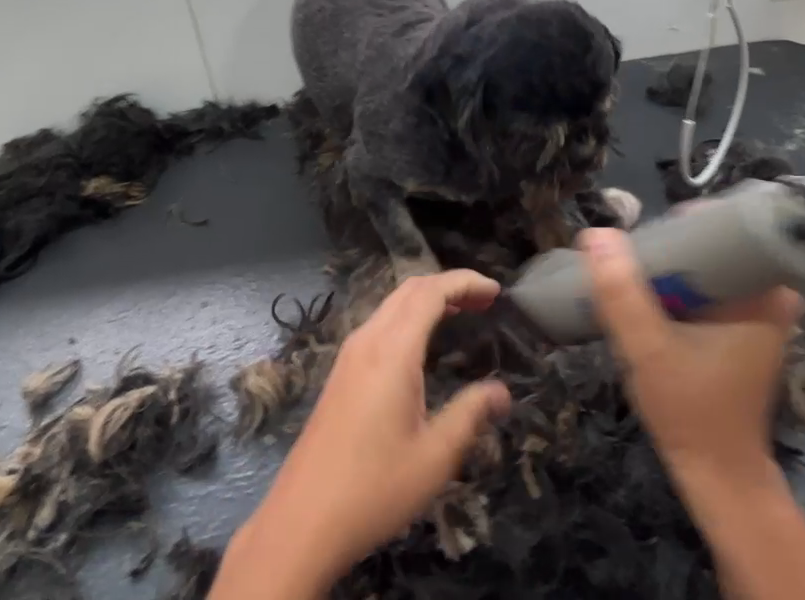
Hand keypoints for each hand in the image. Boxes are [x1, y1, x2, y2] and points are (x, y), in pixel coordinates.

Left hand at [218, 270, 512, 595]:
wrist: (302, 522)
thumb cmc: (374, 489)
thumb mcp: (436, 456)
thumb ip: (471, 414)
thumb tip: (501, 392)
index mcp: (392, 352)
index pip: (430, 293)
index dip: (464, 282)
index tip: (496, 290)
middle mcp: (366, 343)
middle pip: (408, 290)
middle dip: (449, 286)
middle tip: (485, 300)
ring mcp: (348, 358)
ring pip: (391, 307)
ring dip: (427, 300)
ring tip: (462, 314)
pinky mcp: (339, 376)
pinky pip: (379, 327)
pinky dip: (408, 319)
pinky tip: (423, 345)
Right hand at [581, 227, 803, 476]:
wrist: (716, 474)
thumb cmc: (691, 411)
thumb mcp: (648, 350)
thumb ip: (621, 293)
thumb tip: (596, 234)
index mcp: (766, 291)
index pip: (724, 226)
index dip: (678, 225)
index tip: (642, 241)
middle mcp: (770, 295)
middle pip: (711, 245)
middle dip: (667, 249)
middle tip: (629, 264)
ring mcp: (757, 313)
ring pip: (703, 268)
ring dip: (667, 271)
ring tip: (630, 280)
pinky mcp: (740, 330)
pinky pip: (704, 291)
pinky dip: (675, 292)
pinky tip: (645, 303)